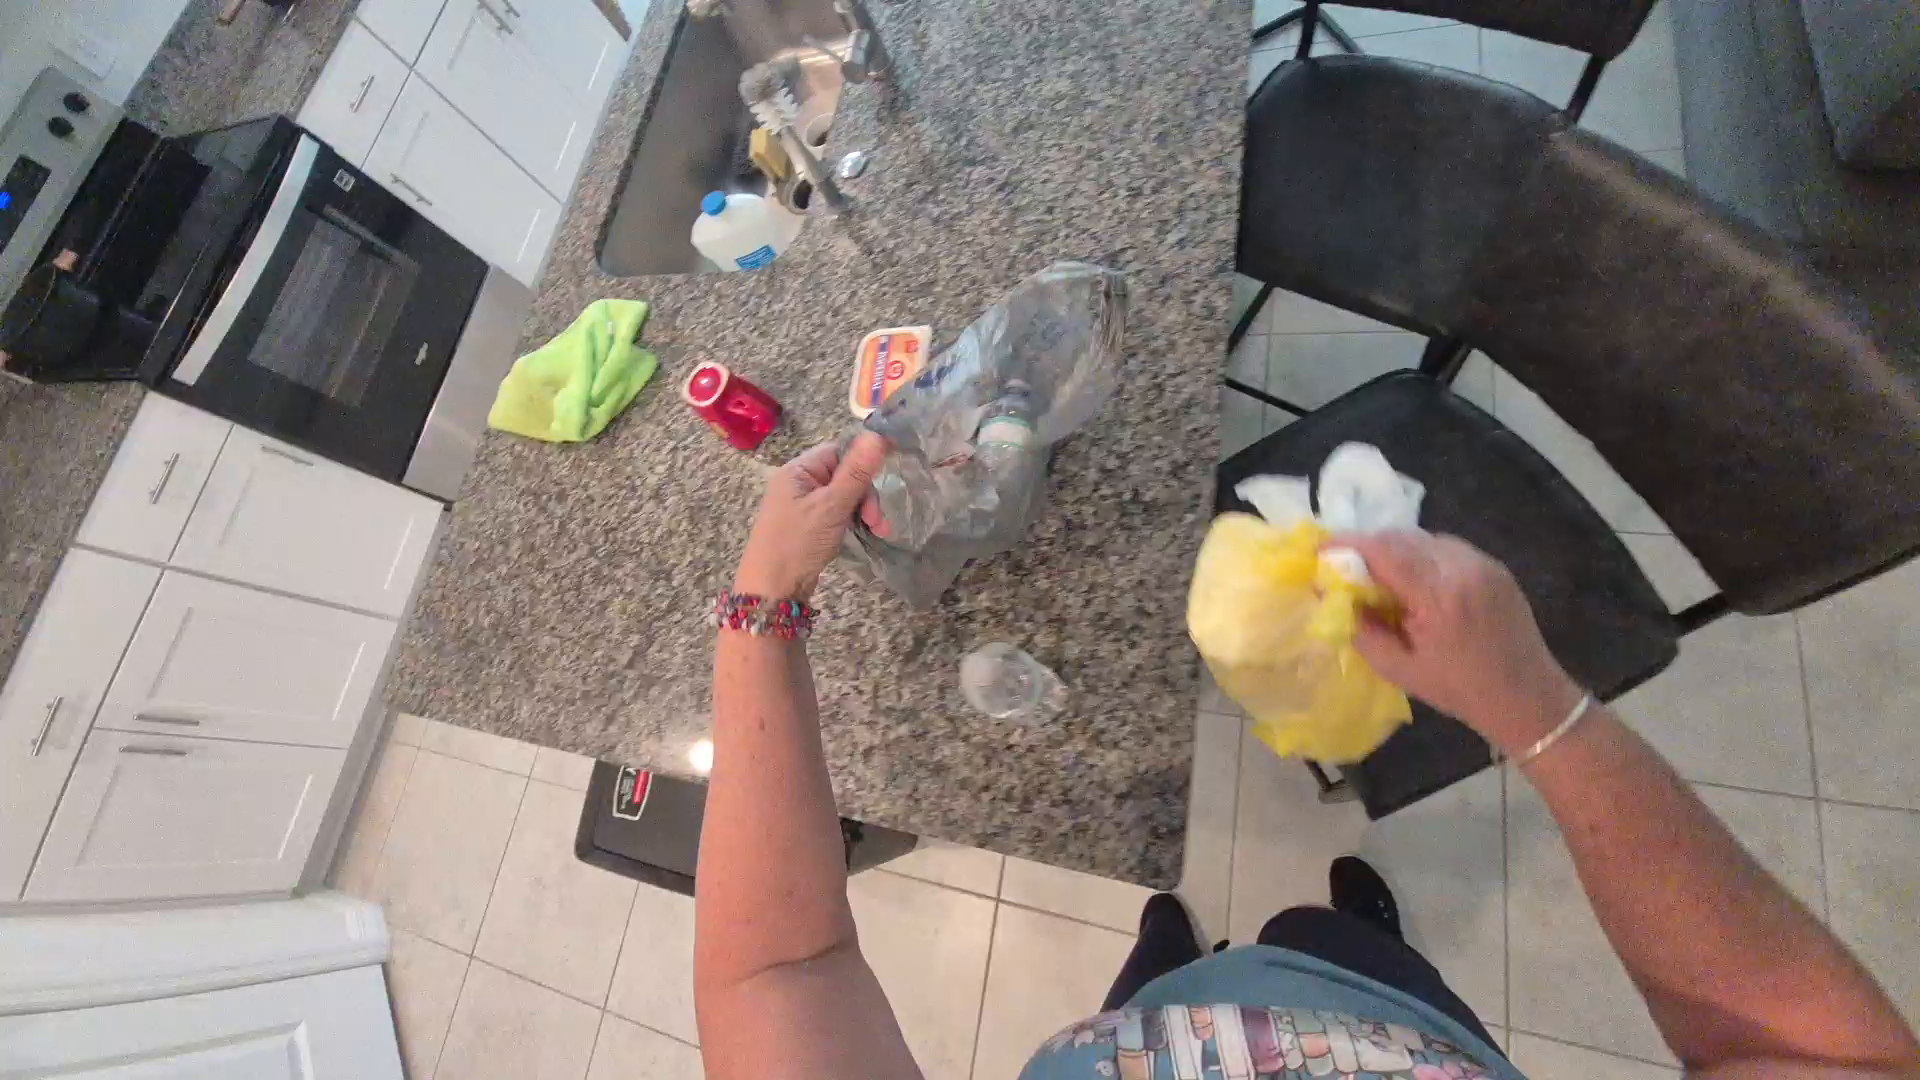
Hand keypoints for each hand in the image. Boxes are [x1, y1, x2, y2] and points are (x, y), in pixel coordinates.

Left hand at [734, 433, 890, 601]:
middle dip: (867, 495)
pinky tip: (867, 534)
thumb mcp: (832, 506)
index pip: (840, 451)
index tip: (885, 482)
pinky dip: (854, 521)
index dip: (864, 464)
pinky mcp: (810, 524)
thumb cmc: (798, 542)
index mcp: (799, 469)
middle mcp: (800, 482)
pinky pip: (838, 512)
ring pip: (845, 495)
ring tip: (878, 531)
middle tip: (878, 521)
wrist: (772, 588)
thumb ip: (856, 471)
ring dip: (864, 511)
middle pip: (845, 474)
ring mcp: (804, 504)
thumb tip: (878, 434)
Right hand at [1332, 531, 1584, 754]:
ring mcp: (1482, 564)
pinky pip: (1443, 546)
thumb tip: (1331, 596)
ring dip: (1391, 548)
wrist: (1529, 698)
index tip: (1319, 551)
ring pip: (1421, 537)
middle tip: (1342, 565)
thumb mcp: (1396, 668)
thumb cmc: (1458, 689)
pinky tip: (1410, 579)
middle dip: (1365, 546)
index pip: (1383, 551)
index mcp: (1439, 596)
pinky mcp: (1493, 566)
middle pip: (1400, 537)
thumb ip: (1359, 629)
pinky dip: (1417, 554)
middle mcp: (1462, 569)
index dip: (1346, 545)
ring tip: (1375, 573)